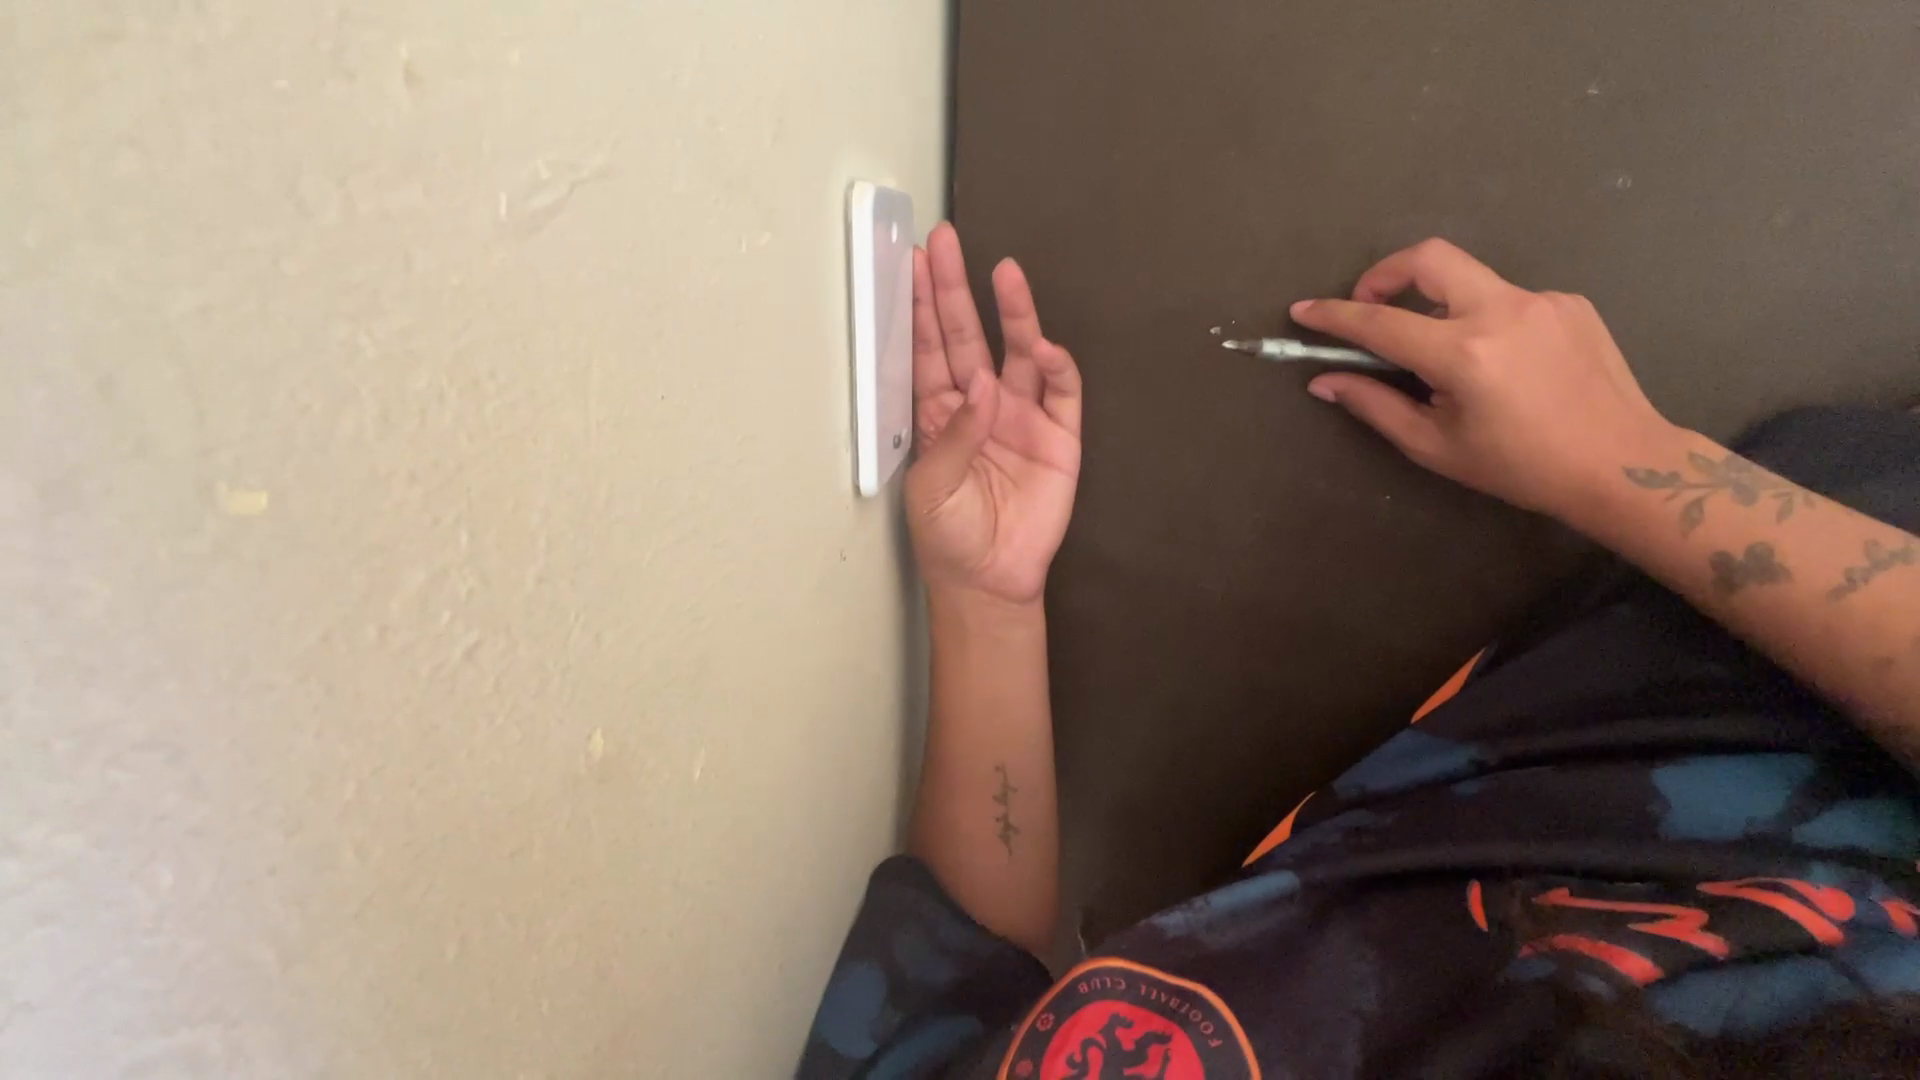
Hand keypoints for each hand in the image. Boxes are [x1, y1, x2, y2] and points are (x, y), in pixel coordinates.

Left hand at [905, 223, 1082, 607]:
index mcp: (940, 416)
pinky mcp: (1059, 437)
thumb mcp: (931, 490)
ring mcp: (1022, 418)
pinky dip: (1058, 369)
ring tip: (1005, 274)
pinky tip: (1046, 347)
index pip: (929, 352)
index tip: (913, 264)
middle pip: (968, 339)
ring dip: (1013, 316)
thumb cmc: (950, 537)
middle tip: (947, 243)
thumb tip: (982, 386)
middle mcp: (980, 406)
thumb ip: (953, 436)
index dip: (922, 310)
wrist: (991, 580)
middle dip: (956, 292)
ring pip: (1019, 354)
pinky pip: (1062, 394)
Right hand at [1291, 238, 1677, 520]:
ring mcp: (1542, 300)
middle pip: (1429, 257)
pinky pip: (1504, 298)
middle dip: (1385, 273)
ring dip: (1433, 303)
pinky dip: (1477, 319)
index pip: (1380, 323)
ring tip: (1434, 350)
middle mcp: (1503, 311)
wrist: (1622, 464)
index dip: (1333, 315)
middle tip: (1369, 307)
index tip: (1303, 310)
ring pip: (1467, 279)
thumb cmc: (1517, 466)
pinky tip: (1492, 361)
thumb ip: (1373, 405)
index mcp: (1464, 354)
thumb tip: (1324, 381)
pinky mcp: (1568, 303)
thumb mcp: (1432, 444)